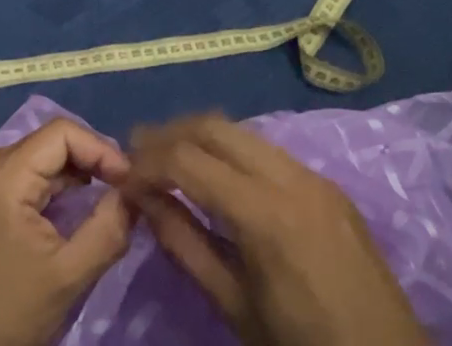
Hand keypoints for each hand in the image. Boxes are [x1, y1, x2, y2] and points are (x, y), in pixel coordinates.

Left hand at [0, 119, 133, 345]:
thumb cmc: (7, 309)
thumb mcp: (68, 274)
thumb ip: (108, 229)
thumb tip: (136, 192)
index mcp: (5, 172)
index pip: (63, 132)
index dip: (102, 150)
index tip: (132, 184)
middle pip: (55, 143)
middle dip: (96, 162)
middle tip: (130, 194)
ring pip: (46, 160)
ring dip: (83, 176)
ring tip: (116, 203)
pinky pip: (33, 178)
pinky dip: (64, 189)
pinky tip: (86, 212)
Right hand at [125, 114, 428, 345]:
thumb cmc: (302, 344)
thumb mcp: (232, 304)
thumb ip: (182, 241)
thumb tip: (141, 195)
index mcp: (264, 213)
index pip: (186, 159)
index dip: (146, 161)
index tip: (121, 176)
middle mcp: (290, 178)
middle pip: (213, 127)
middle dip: (169, 134)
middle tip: (138, 155)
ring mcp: (315, 177)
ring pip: (242, 132)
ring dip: (200, 138)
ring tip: (172, 162)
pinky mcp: (330, 186)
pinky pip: (268, 150)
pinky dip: (232, 152)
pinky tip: (219, 177)